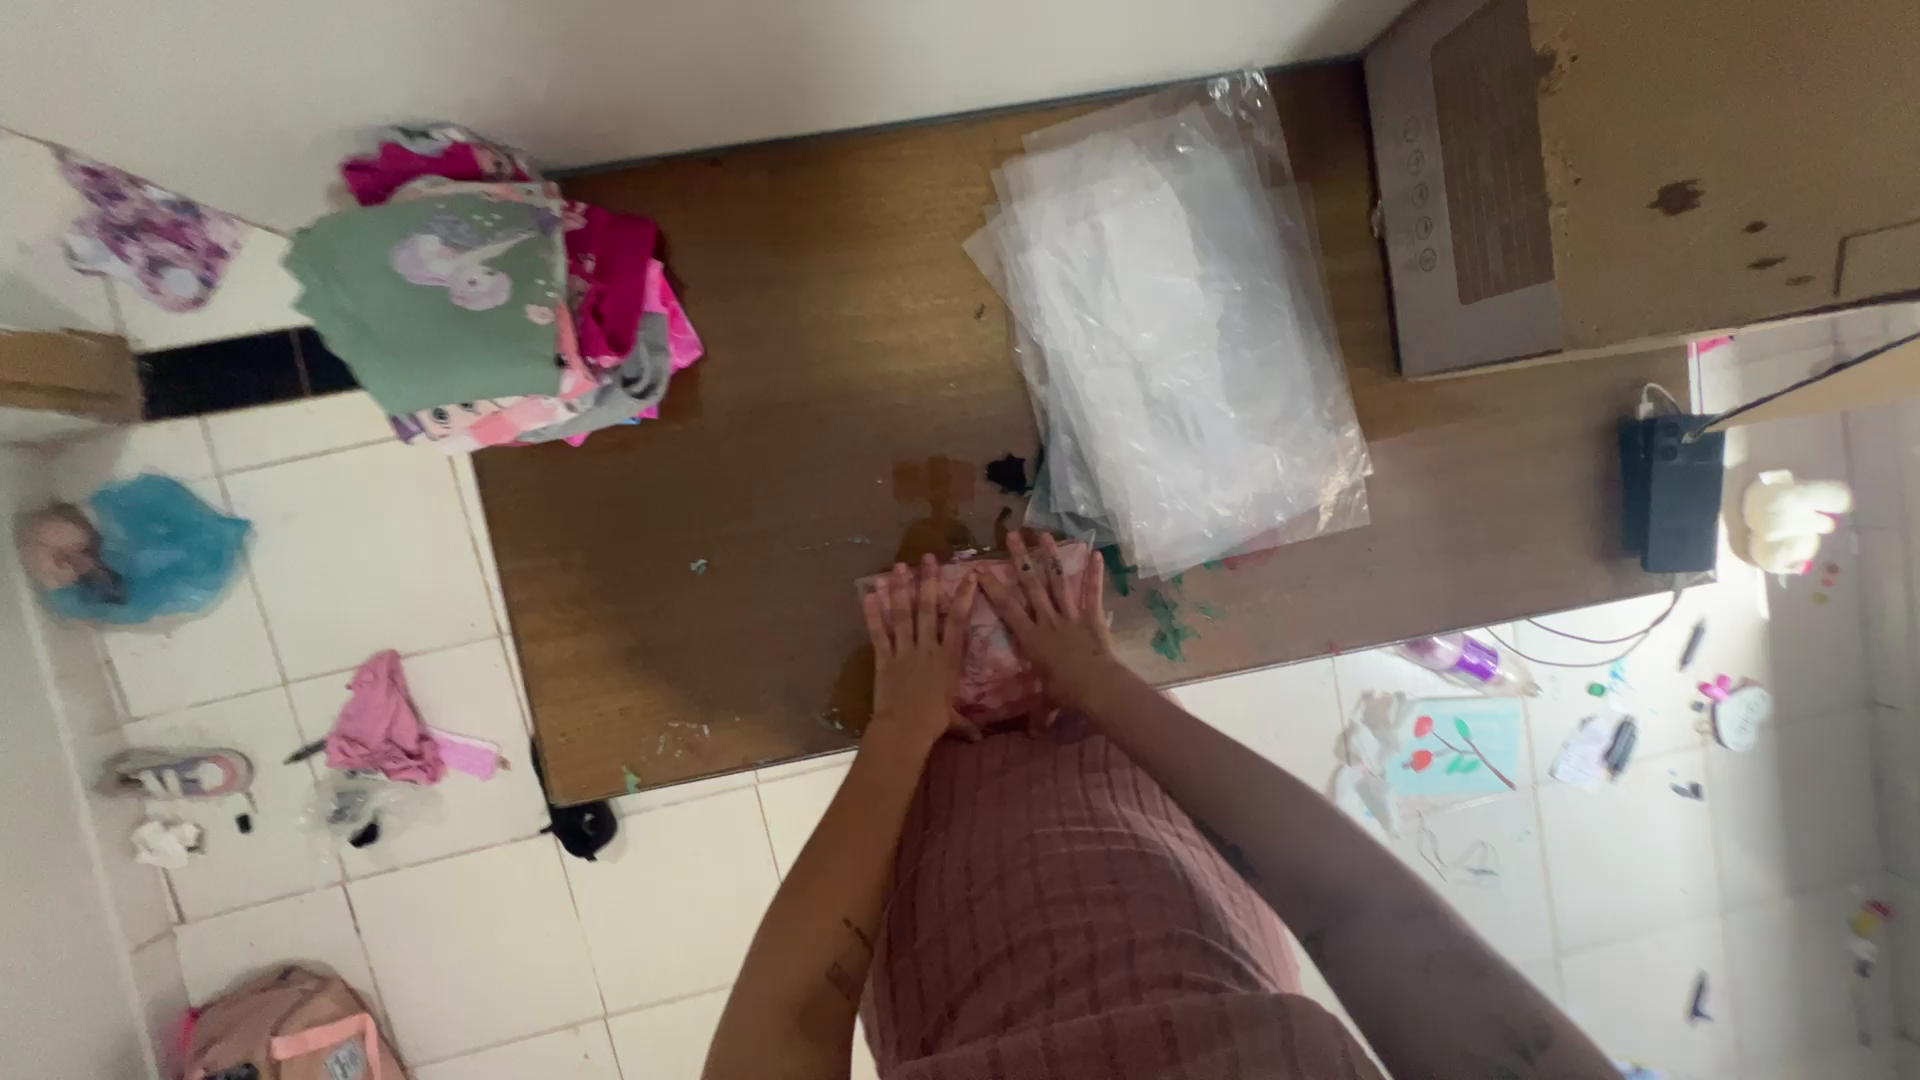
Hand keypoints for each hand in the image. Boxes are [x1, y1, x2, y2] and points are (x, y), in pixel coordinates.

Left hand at [861, 555, 981, 755]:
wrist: (905, 728)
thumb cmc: (933, 721)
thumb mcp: (953, 718)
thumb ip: (965, 722)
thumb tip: (980, 738)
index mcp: (948, 657)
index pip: (959, 620)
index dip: (965, 596)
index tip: (970, 575)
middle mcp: (927, 647)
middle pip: (929, 608)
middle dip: (929, 581)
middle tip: (928, 558)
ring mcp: (904, 650)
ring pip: (903, 614)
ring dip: (900, 589)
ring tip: (899, 567)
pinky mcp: (884, 658)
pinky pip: (879, 632)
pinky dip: (873, 614)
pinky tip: (870, 594)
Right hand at [977, 533, 1120, 713]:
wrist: (1096, 686)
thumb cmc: (1066, 692)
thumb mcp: (1049, 702)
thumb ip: (1039, 714)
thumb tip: (1032, 735)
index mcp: (1031, 637)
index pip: (1007, 609)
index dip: (993, 588)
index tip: (980, 569)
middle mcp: (1047, 620)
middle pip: (1030, 585)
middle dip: (1020, 559)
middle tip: (1011, 535)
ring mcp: (1070, 615)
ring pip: (1058, 581)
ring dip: (1051, 557)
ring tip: (1045, 534)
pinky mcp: (1092, 617)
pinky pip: (1092, 593)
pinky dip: (1094, 574)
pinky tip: (1096, 554)